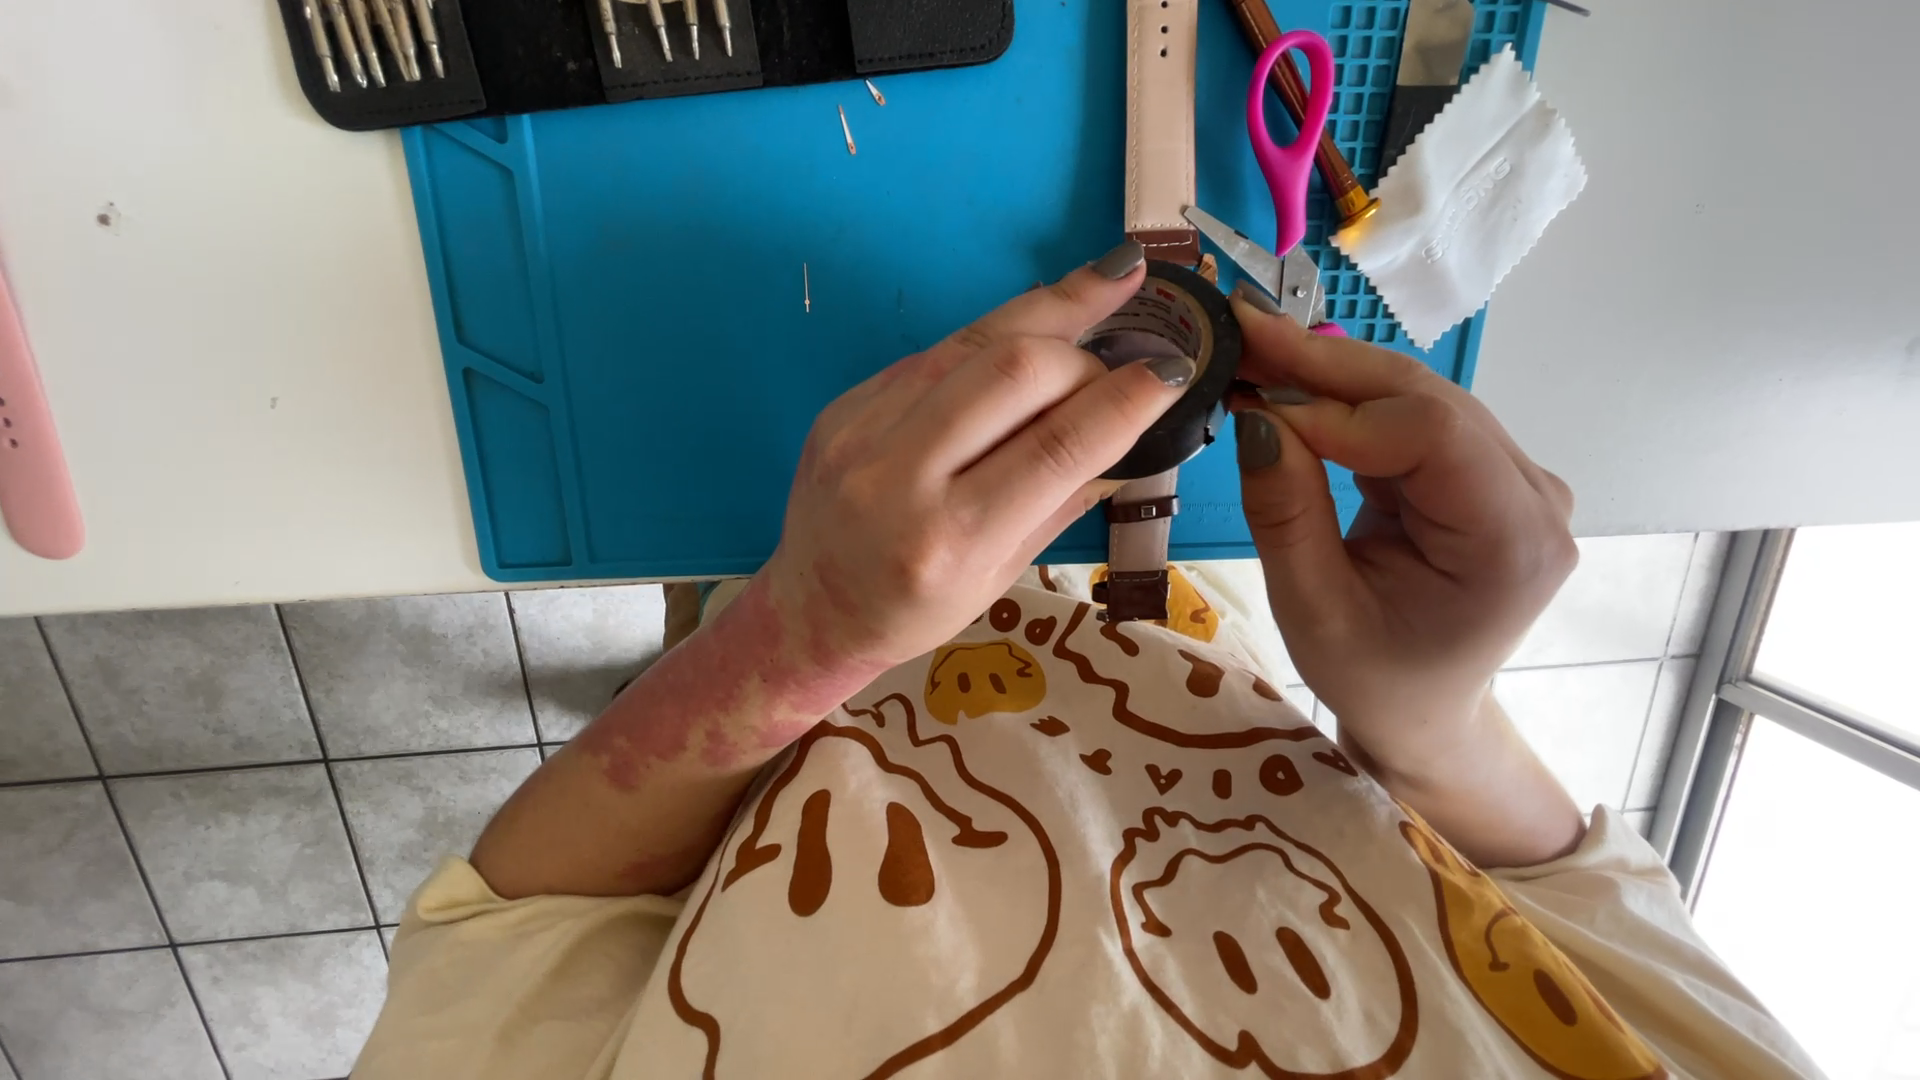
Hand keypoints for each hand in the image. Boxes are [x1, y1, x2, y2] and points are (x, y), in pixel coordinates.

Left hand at [760, 240, 1194, 676]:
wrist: (812, 608)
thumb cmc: (915, 610)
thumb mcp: (1000, 575)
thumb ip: (1063, 499)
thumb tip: (1128, 428)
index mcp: (950, 541)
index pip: (1057, 448)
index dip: (1125, 399)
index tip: (1171, 368)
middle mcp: (899, 477)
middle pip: (1012, 371)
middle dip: (1083, 350)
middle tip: (1123, 348)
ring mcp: (860, 430)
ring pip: (970, 340)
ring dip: (1049, 310)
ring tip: (1107, 278)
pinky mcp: (844, 403)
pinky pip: (934, 353)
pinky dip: (993, 340)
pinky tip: (1030, 335)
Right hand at [1226, 288, 1576, 792]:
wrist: (1422, 711)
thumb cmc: (1370, 676)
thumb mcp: (1311, 608)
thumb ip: (1286, 513)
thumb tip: (1256, 418)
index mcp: (1510, 542)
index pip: (1427, 434)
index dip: (1333, 411)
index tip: (1249, 405)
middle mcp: (1530, 495)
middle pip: (1426, 398)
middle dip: (1325, 365)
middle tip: (1240, 331)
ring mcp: (1511, 478)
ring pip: (1415, 397)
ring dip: (1329, 374)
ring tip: (1252, 352)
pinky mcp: (1478, 473)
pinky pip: (1406, 419)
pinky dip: (1342, 402)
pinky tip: (1289, 387)